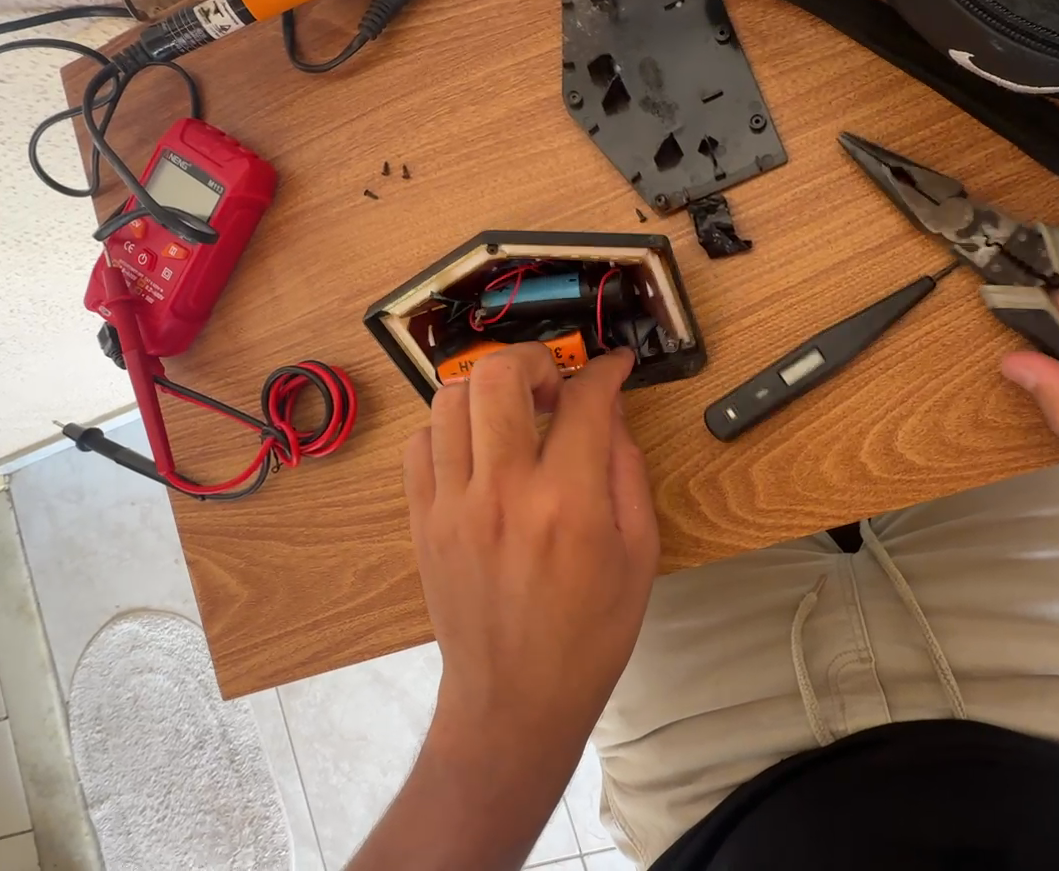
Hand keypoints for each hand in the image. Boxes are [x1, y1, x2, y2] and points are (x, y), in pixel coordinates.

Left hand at [403, 343, 658, 754]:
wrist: (514, 700)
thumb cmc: (592, 632)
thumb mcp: (639, 553)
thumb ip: (627, 470)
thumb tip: (609, 410)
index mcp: (569, 501)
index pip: (584, 398)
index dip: (605, 369)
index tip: (615, 365)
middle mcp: (503, 490)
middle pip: (499, 375)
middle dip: (535, 358)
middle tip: (554, 386)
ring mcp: (452, 504)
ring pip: (450, 399)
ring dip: (488, 390)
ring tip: (513, 414)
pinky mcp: (421, 521)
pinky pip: (419, 443)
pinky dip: (449, 428)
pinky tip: (477, 450)